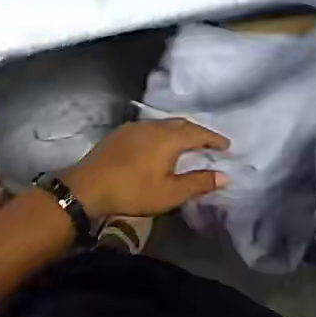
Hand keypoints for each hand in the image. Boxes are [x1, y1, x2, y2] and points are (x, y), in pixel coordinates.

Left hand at [59, 120, 229, 218]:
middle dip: (197, 132)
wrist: (88, 186)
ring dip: (178, 132)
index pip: (196, 132)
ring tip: (188, 144)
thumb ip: (198, 182)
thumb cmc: (133, 190)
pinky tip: (160, 146)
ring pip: (162, 124)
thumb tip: (224, 175)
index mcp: (166, 137)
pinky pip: (148, 128)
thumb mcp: (170, 192)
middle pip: (179, 124)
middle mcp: (151, 126)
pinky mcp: (119, 134)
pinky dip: (162, 134)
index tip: (227, 145)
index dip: (213, 138)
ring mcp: (132, 128)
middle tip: (210, 143)